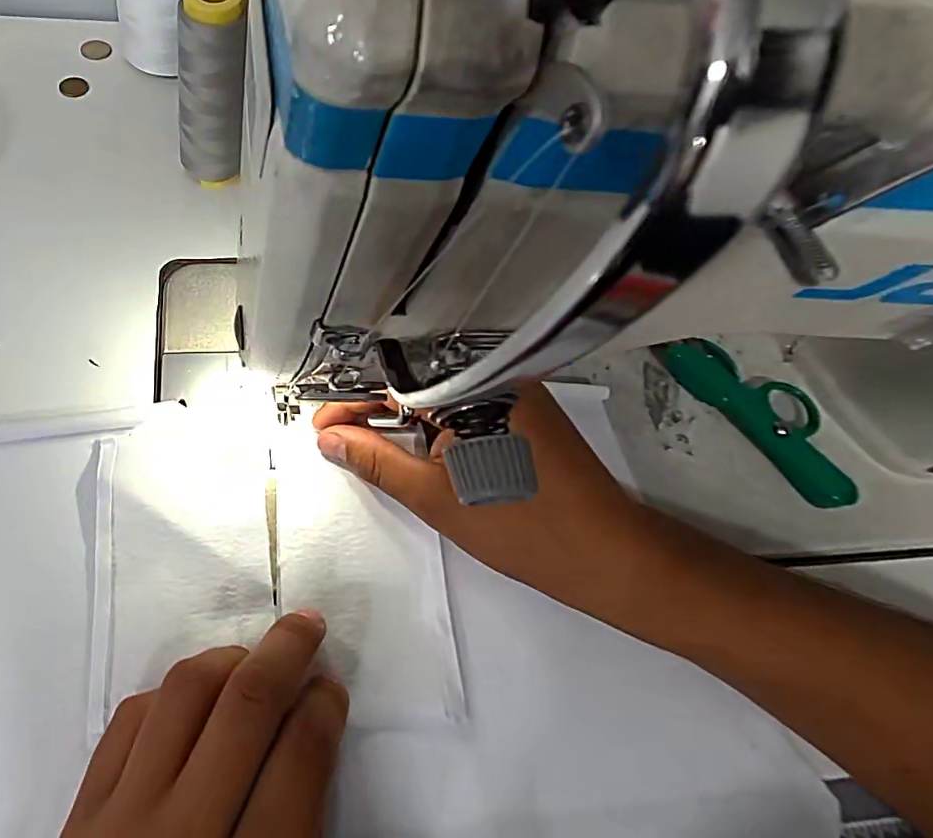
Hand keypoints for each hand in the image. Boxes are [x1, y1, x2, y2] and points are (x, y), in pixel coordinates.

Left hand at [62, 611, 349, 837]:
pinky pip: (127, 722)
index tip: (332, 687)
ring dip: (226, 660)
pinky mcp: (79, 816)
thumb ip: (294, 833)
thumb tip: (313, 745)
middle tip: (309, 625)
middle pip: (242, 712)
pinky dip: (165, 695)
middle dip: (285, 655)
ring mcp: (119, 821)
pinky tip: (190, 695)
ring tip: (253, 655)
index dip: (322, 714)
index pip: (295, 770)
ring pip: (181, 697)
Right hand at [313, 383, 663, 614]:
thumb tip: (330, 439)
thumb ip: (376, 461)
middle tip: (337, 442)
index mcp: (469, 388)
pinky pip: (460, 404)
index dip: (348, 405)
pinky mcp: (520, 406)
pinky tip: (413, 447)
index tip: (323, 428)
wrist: (610, 556)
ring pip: (434, 394)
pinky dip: (431, 423)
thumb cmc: (528, 530)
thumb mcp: (435, 497)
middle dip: (369, 411)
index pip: (389, 382)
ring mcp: (510, 389)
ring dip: (399, 418)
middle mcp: (492, 376)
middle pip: (411, 383)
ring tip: (368, 448)